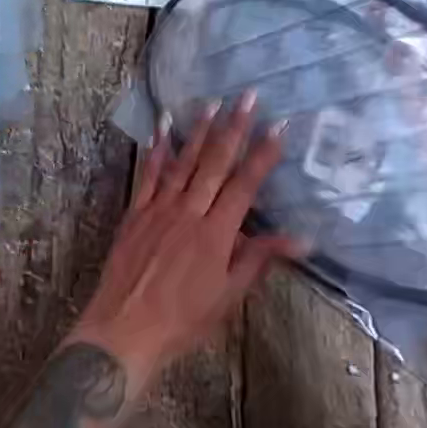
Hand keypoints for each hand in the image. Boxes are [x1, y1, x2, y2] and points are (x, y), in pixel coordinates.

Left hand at [67, 93, 301, 388]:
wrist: (125, 330)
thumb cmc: (183, 320)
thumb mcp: (228, 296)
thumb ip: (259, 259)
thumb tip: (302, 239)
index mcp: (216, 234)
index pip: (245, 185)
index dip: (263, 154)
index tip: (279, 126)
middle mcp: (190, 212)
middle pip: (216, 163)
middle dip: (234, 127)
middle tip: (248, 97)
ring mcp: (160, 208)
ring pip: (184, 162)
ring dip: (199, 130)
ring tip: (212, 101)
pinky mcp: (136, 211)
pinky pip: (149, 175)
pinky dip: (157, 150)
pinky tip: (162, 127)